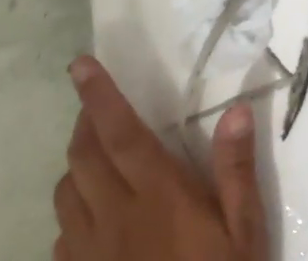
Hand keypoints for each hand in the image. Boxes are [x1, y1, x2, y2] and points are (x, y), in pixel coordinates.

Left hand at [55, 55, 266, 260]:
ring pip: (65, 192)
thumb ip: (236, 169)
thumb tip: (238, 109)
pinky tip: (96, 219)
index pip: (120, 134)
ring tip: (97, 157)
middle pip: (83, 156)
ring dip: (76, 164)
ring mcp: (91, 252)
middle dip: (85, 122)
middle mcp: (114, 216)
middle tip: (100, 107)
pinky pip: (63, 235)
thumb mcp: (244, 230)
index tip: (80, 64)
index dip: (99, 96)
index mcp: (158, 194)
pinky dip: (73, 211)